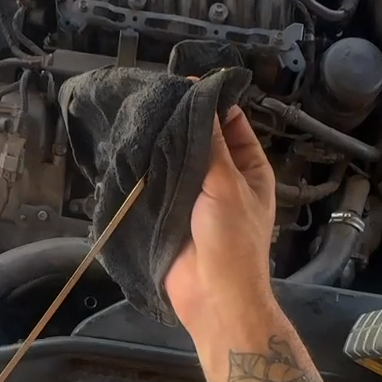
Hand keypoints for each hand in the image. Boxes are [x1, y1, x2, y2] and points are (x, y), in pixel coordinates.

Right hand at [163, 106, 277, 339]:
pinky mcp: (171, 215)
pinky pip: (159, 187)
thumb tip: (198, 101)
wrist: (212, 297)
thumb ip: (210, 144)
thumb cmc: (232, 245)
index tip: (185, 84)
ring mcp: (195, 199)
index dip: (211, 104)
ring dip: (161, 148)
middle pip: (201, 141)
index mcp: (249, 170)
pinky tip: (133, 154)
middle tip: (155, 100)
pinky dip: (147, 173)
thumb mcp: (227, 185)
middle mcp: (223, 180)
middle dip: (180, 125)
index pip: (232, 124)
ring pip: (176, 163)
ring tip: (140, 122)